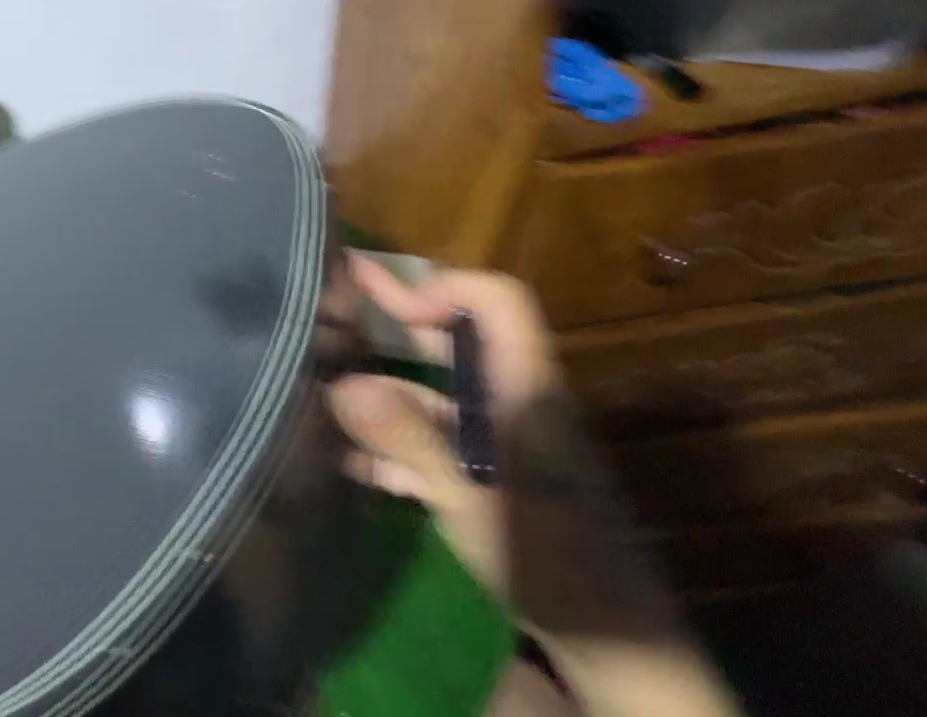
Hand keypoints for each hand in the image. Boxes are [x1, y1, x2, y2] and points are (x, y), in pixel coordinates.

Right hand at [327, 254, 742, 716]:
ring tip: (316, 390)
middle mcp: (509, 401)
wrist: (609, 638)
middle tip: (331, 300)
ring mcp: (495, 440)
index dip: (444, 288)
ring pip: (432, 395)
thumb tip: (343, 387)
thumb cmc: (551, 558)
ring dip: (378, 394)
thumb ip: (409, 441)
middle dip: (395, 320)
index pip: (498, 301)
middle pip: (453, 339)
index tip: (388, 306)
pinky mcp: (483, 475)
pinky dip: (388, 446)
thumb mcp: (473, 497)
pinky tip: (344, 459)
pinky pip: (428, 443)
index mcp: (522, 388)